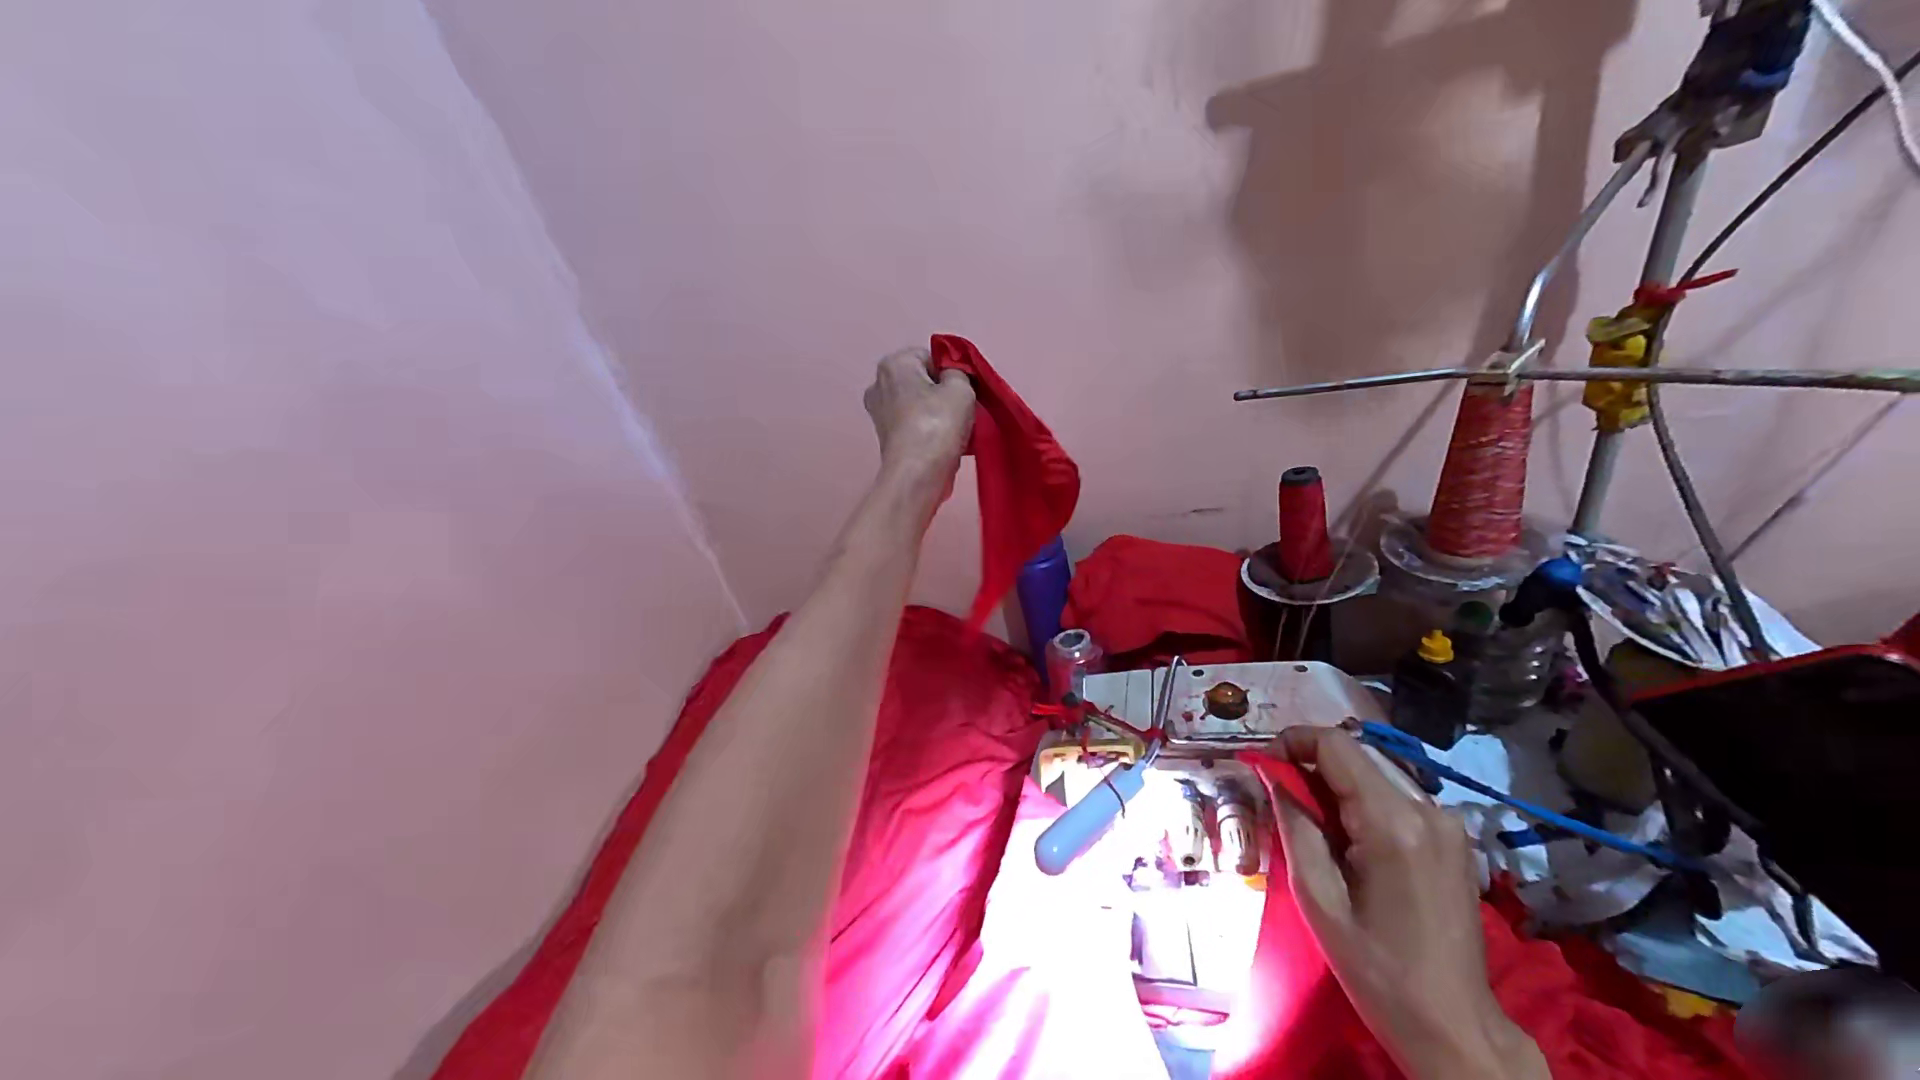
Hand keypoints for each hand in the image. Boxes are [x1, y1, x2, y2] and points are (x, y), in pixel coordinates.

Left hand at [863, 347, 973, 494]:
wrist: (918, 475)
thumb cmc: (938, 425)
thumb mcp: (961, 387)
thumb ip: (959, 372)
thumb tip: (951, 377)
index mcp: (893, 364)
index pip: (931, 357)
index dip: (952, 372)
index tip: (965, 390)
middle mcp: (879, 384)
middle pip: (923, 381)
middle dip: (944, 393)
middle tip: (964, 410)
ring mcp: (879, 412)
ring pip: (919, 404)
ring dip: (939, 413)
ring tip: (959, 429)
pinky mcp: (885, 437)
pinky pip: (914, 424)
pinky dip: (930, 429)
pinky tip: (946, 442)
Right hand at [1269, 726, 1548, 1079]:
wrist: (1453, 1024)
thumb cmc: (1375, 967)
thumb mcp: (1317, 896)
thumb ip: (1294, 823)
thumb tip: (1272, 774)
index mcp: (1393, 823)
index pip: (1336, 745)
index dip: (1292, 742)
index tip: (1265, 766)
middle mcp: (1428, 810)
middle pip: (1356, 756)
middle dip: (1311, 765)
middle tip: (1281, 798)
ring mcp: (1448, 823)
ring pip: (1375, 773)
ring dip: (1336, 783)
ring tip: (1312, 823)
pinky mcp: (1454, 839)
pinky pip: (1396, 796)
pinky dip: (1362, 801)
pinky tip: (1349, 838)